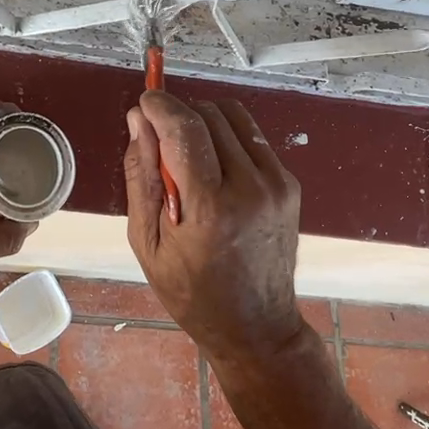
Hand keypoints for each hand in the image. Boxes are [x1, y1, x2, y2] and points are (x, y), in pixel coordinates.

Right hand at [124, 91, 305, 361]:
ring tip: (187, 155)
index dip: (160, 105)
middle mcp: (250, 188)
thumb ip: (140, 174)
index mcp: (210, 208)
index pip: (185, 128)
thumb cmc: (191, 291)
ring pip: (231, 116)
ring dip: (202, 121)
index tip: (144, 101)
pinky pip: (250, 135)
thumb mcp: (146, 240)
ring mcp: (276, 184)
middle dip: (177, 116)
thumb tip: (139, 121)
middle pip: (207, 114)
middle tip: (159, 141)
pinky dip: (225, 137)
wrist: (256, 328)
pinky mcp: (289, 183)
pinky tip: (213, 167)